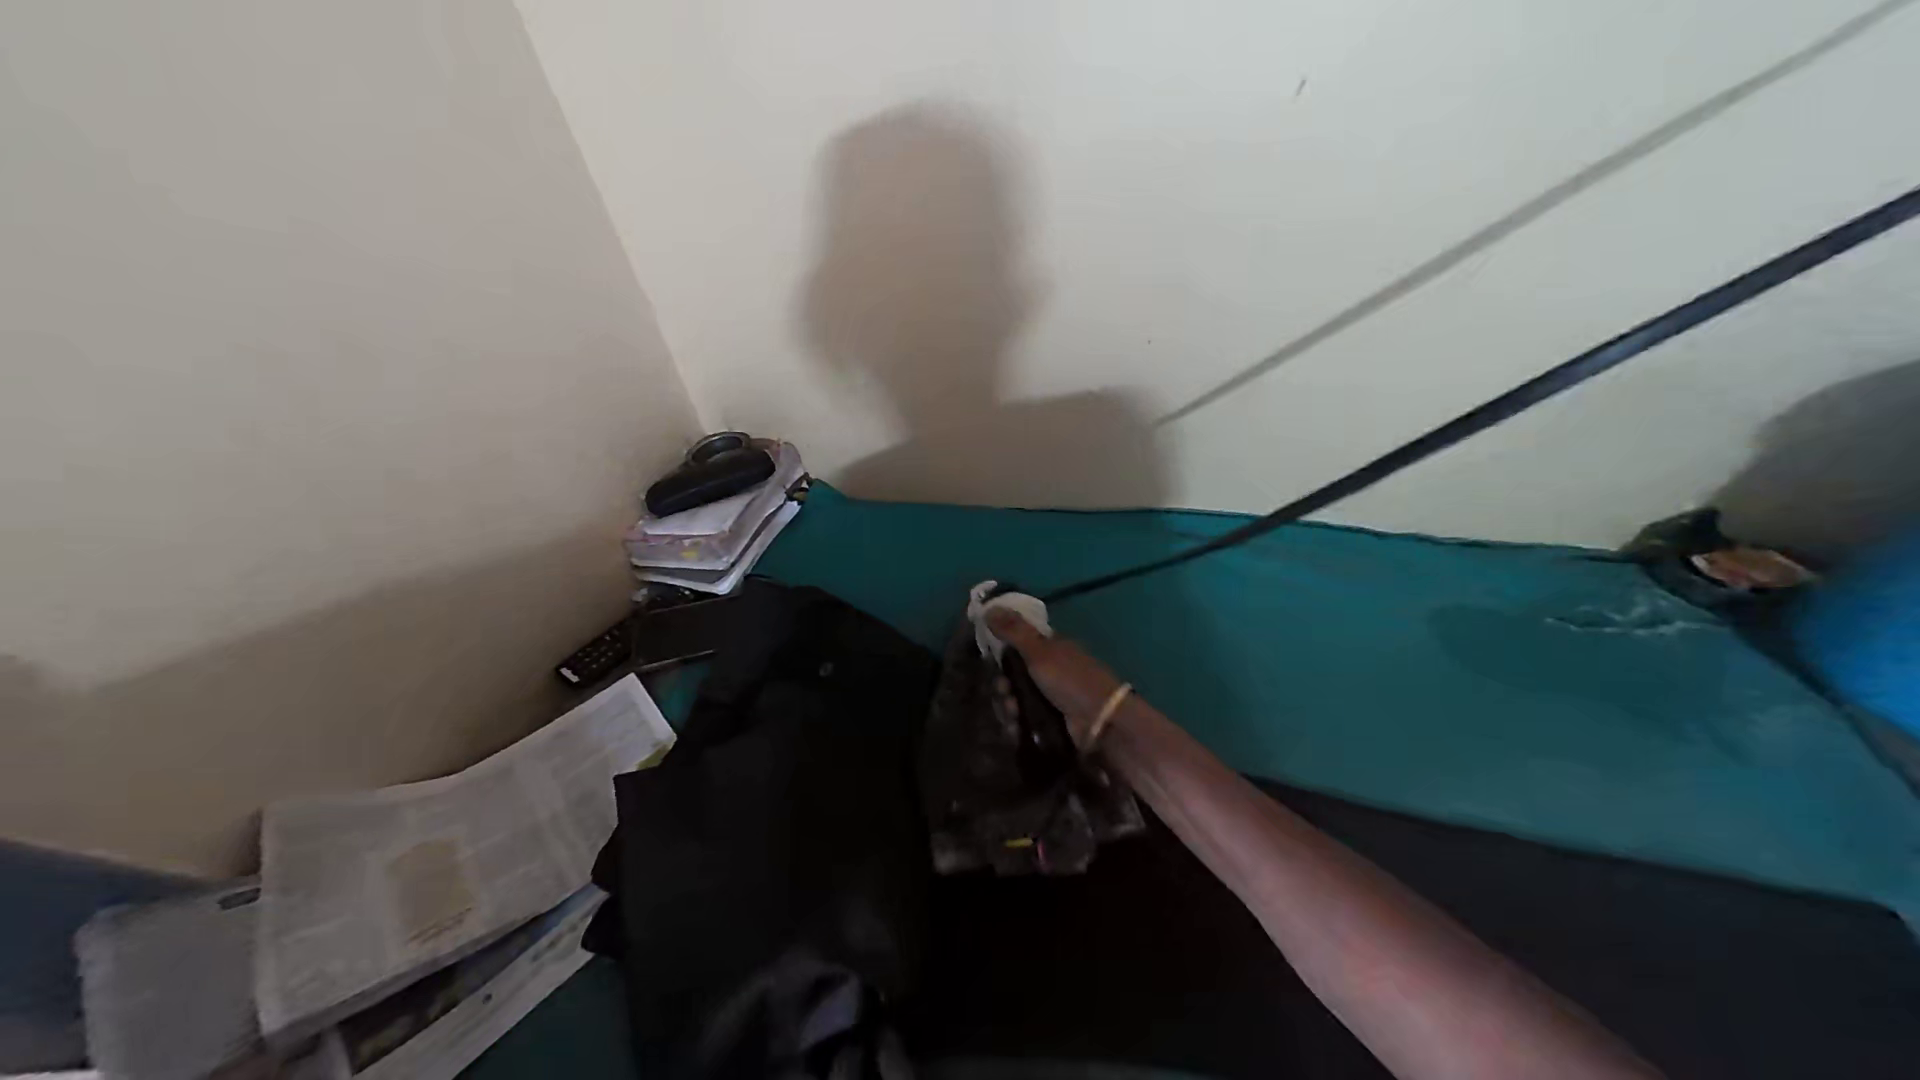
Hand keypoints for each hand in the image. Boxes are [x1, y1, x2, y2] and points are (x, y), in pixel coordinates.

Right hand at [985, 608, 1127, 748]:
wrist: (1101, 723)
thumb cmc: (1071, 680)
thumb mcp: (1040, 651)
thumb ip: (1014, 630)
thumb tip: (988, 607)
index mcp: (1049, 649)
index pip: (1016, 645)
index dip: (1000, 654)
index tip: (991, 661)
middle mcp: (1047, 672)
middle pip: (1010, 677)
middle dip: (1002, 687)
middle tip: (1005, 693)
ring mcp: (1047, 699)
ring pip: (1012, 701)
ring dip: (1006, 708)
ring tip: (1013, 716)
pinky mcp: (1046, 724)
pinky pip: (1020, 722)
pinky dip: (1015, 726)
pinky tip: (1016, 729)